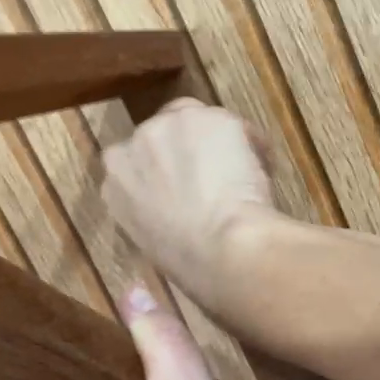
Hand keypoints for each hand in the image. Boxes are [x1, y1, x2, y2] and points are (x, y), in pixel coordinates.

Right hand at [101, 98, 277, 307]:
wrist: (219, 247)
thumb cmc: (188, 263)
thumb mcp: (152, 242)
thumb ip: (154, 213)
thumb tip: (175, 213)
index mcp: (116, 181)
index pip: (137, 160)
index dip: (167, 169)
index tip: (187, 184)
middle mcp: (135, 143)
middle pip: (166, 132)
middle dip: (190, 149)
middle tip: (217, 177)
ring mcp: (171, 124)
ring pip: (201, 122)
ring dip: (220, 143)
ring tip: (244, 176)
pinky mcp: (209, 117)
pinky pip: (236, 127)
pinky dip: (253, 146)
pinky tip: (263, 175)